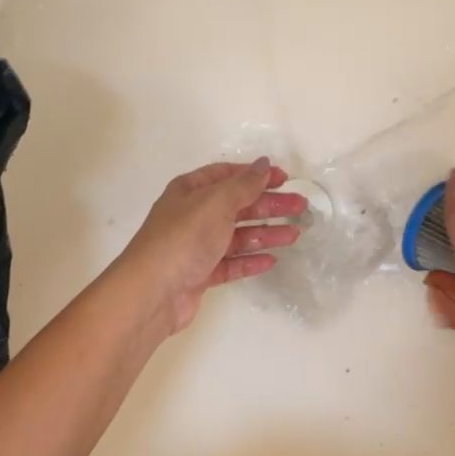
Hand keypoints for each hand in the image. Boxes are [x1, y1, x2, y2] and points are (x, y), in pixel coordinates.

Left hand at [110, 158, 307, 336]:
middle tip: (300, 207)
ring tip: (294, 235)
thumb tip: (264, 165)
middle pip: (237, 206)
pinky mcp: (201, 274)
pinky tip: (271, 260)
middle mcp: (193, 216)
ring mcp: (197, 247)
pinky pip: (231, 264)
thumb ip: (243, 185)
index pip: (228, 176)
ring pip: (237, 237)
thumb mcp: (215, 204)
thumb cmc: (183, 240)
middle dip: (269, 206)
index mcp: (190, 191)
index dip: (256, 175)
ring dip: (266, 234)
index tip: (284, 179)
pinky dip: (250, 261)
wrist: (154, 291)